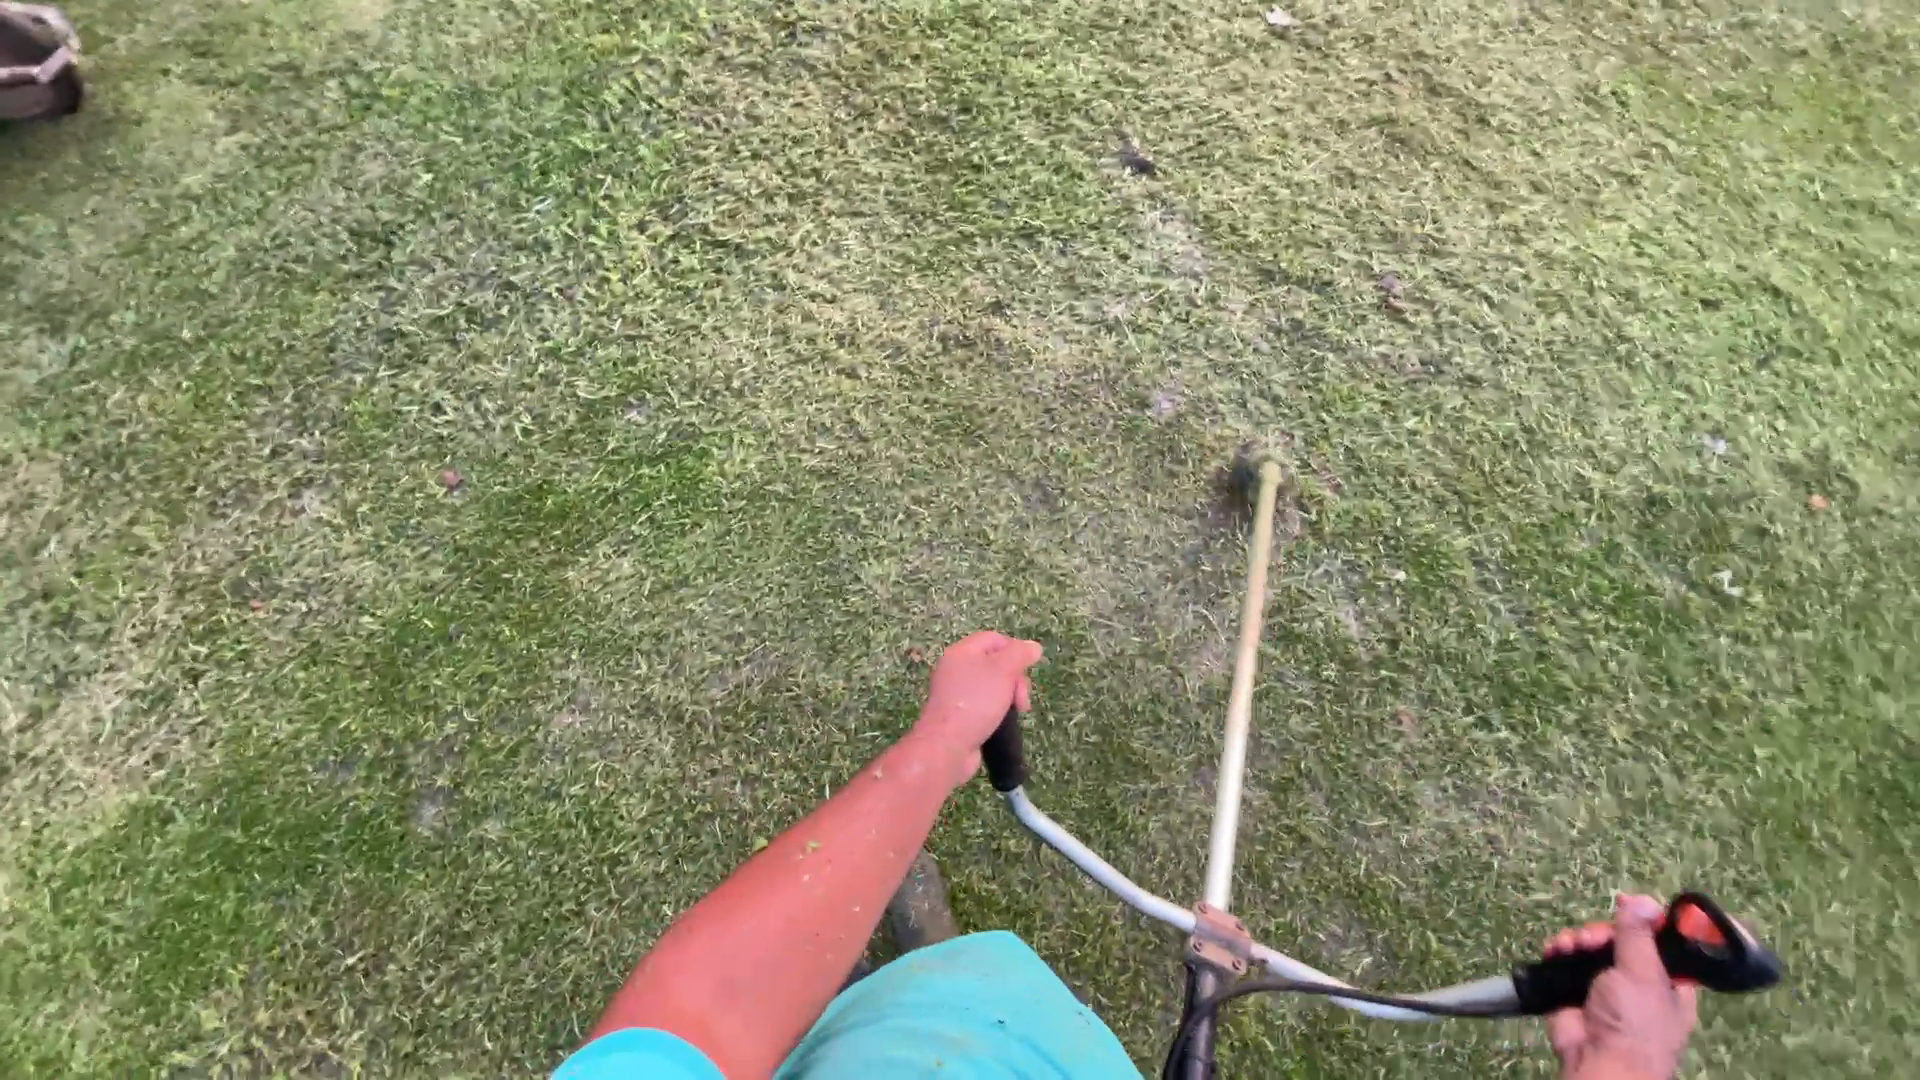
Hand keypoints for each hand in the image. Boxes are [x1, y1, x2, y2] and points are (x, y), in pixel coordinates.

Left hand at [912, 631, 1043, 779]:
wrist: (948, 744)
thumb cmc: (976, 701)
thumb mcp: (1003, 671)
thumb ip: (1020, 654)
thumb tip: (1033, 646)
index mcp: (962, 651)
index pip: (994, 639)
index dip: (1015, 649)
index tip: (1028, 669)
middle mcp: (956, 668)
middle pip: (995, 663)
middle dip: (1015, 678)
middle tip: (1021, 699)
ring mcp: (956, 693)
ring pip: (992, 686)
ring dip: (1009, 696)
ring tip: (1017, 712)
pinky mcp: (959, 714)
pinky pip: (984, 704)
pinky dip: (997, 710)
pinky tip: (1004, 722)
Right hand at [1545, 894, 1699, 1079]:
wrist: (1597, 1056)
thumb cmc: (1634, 1021)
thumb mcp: (1642, 974)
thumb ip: (1638, 936)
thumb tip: (1642, 898)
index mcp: (1669, 982)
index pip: (1660, 941)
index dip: (1644, 922)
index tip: (1626, 904)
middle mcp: (1639, 980)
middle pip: (1619, 938)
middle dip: (1600, 933)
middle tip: (1591, 940)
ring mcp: (1606, 983)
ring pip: (1590, 945)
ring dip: (1575, 939)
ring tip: (1567, 947)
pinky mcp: (1576, 985)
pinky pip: (1567, 956)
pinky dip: (1559, 949)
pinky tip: (1555, 951)